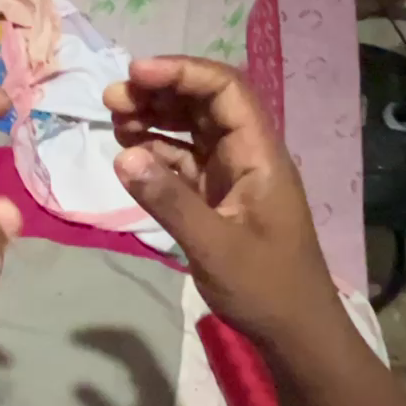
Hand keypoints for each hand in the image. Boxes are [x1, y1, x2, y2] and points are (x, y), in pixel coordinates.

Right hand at [103, 56, 337, 342]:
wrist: (293, 332)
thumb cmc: (265, 288)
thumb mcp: (214, 247)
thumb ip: (169, 201)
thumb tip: (123, 157)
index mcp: (259, 155)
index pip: (225, 90)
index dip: (181, 73)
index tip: (136, 74)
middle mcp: (245, 155)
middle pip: (204, 104)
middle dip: (159, 92)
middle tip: (112, 99)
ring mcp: (230, 176)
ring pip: (190, 130)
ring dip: (154, 118)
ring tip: (114, 118)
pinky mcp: (215, 198)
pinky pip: (182, 162)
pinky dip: (155, 152)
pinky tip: (128, 153)